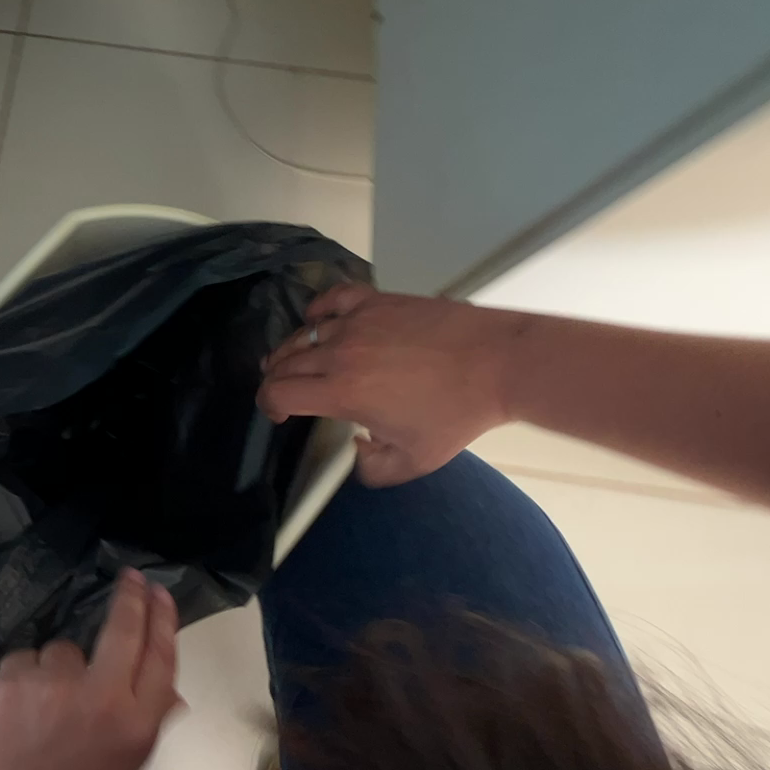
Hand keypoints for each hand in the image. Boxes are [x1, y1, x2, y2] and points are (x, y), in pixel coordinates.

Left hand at [0, 569, 181, 769]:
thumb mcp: (122, 768)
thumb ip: (146, 721)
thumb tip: (172, 691)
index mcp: (134, 727)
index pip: (160, 660)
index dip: (163, 621)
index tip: (161, 594)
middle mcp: (100, 699)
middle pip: (123, 631)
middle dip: (130, 599)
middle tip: (131, 577)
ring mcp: (54, 684)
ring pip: (65, 650)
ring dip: (58, 670)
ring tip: (44, 711)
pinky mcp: (14, 676)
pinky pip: (27, 661)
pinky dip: (24, 678)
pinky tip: (18, 711)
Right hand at [258, 283, 531, 485]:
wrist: (499, 363)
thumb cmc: (458, 414)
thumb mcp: (417, 460)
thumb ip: (374, 470)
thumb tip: (354, 453)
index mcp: (342, 392)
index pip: (279, 392)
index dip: (269, 405)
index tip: (280, 414)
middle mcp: (339, 353)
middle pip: (285, 363)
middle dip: (276, 381)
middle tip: (285, 392)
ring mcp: (356, 322)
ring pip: (302, 334)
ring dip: (291, 351)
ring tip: (292, 360)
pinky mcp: (376, 302)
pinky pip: (332, 300)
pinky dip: (317, 310)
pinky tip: (318, 321)